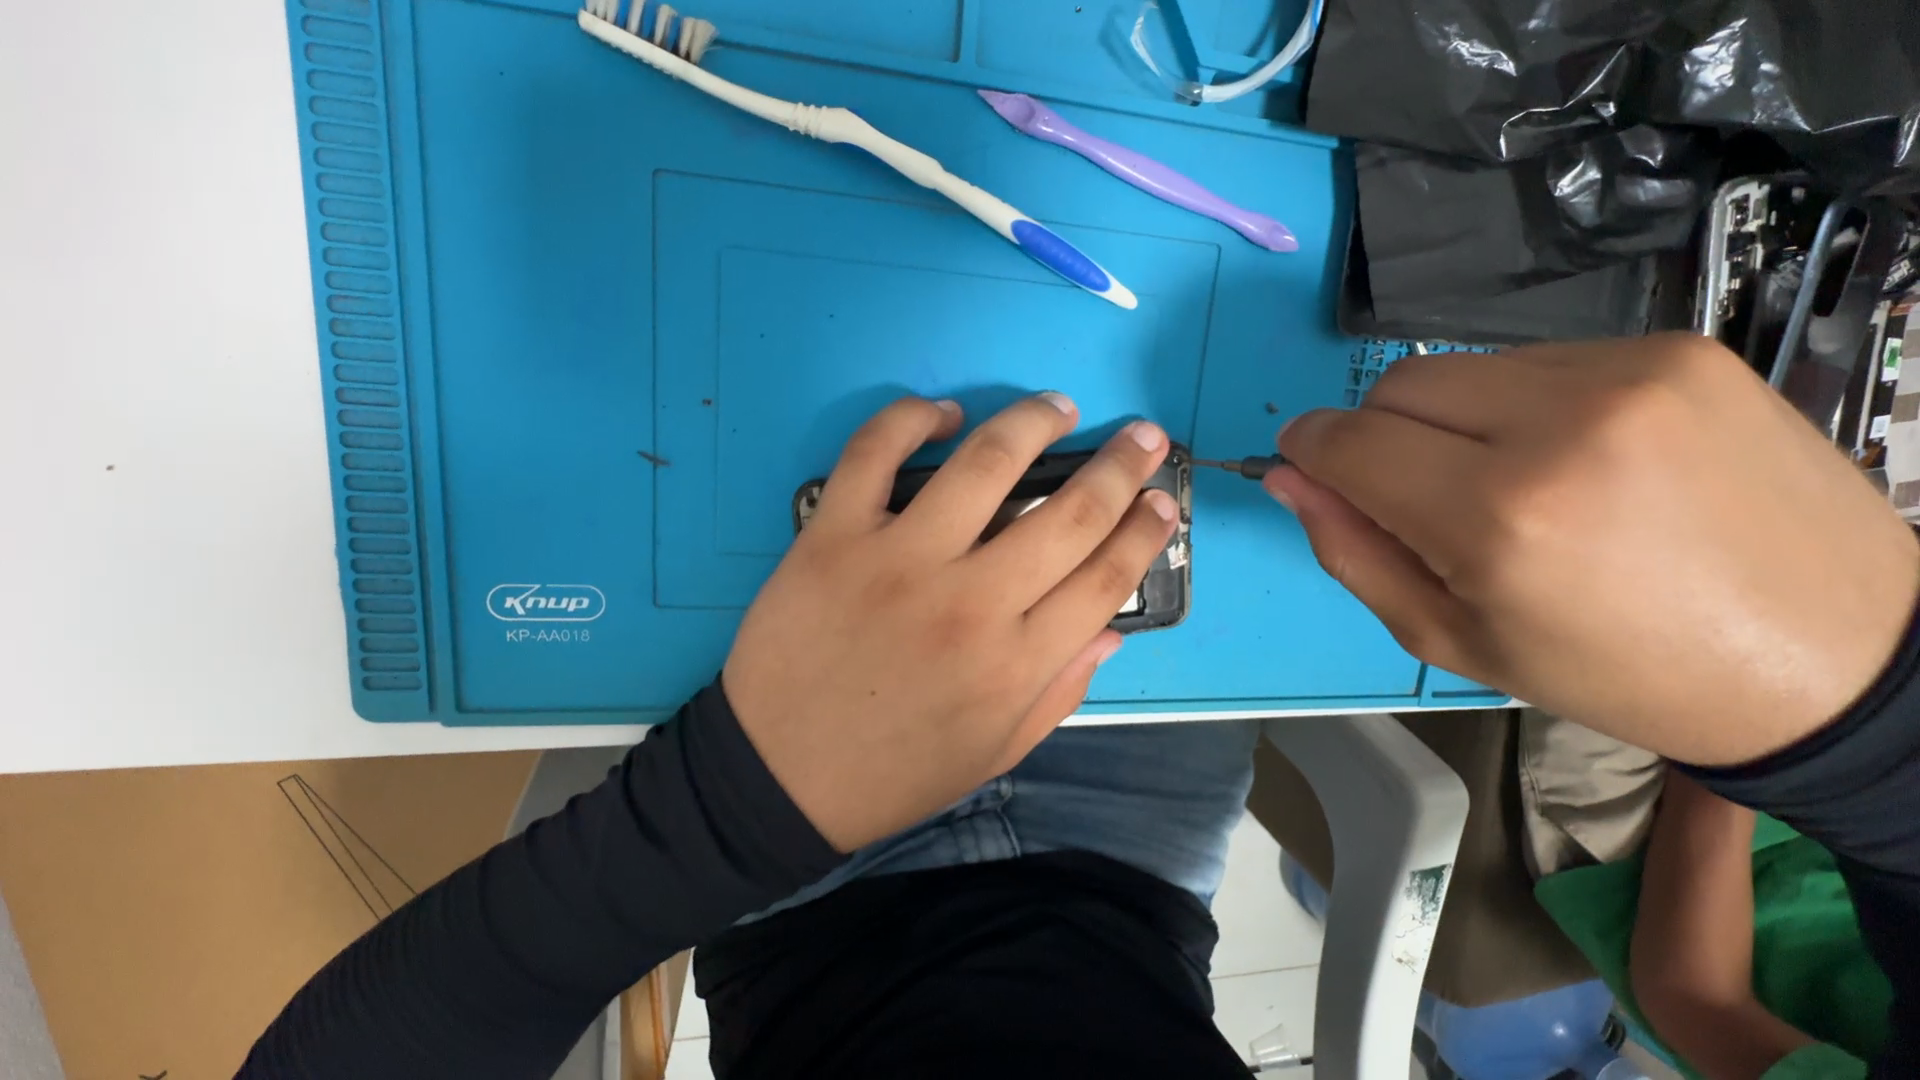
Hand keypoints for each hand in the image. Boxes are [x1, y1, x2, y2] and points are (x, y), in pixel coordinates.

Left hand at [724, 393, 1177, 851]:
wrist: (779, 777)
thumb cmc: (895, 771)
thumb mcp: (996, 752)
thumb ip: (1061, 690)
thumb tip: (1112, 630)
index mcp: (1016, 662)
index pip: (1105, 578)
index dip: (1145, 532)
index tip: (1162, 500)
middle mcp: (971, 601)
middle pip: (1069, 515)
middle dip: (1120, 466)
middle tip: (1142, 435)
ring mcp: (899, 560)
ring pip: (985, 464)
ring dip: (1033, 422)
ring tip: (1057, 407)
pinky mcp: (833, 535)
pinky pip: (874, 452)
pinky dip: (911, 418)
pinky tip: (943, 415)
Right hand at [1265, 333, 1919, 765]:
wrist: (1834, 656)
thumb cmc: (1616, 672)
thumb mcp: (1452, 638)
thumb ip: (1351, 551)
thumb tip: (1289, 477)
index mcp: (1496, 518)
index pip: (1348, 441)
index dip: (1309, 449)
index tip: (1307, 464)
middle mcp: (1557, 424)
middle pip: (1396, 385)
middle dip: (1378, 433)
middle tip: (1417, 492)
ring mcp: (1626, 374)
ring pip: (1465, 367)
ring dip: (1452, 417)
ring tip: (1510, 477)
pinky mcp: (1679, 349)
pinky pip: (1541, 359)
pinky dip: (1523, 402)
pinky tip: (1575, 455)